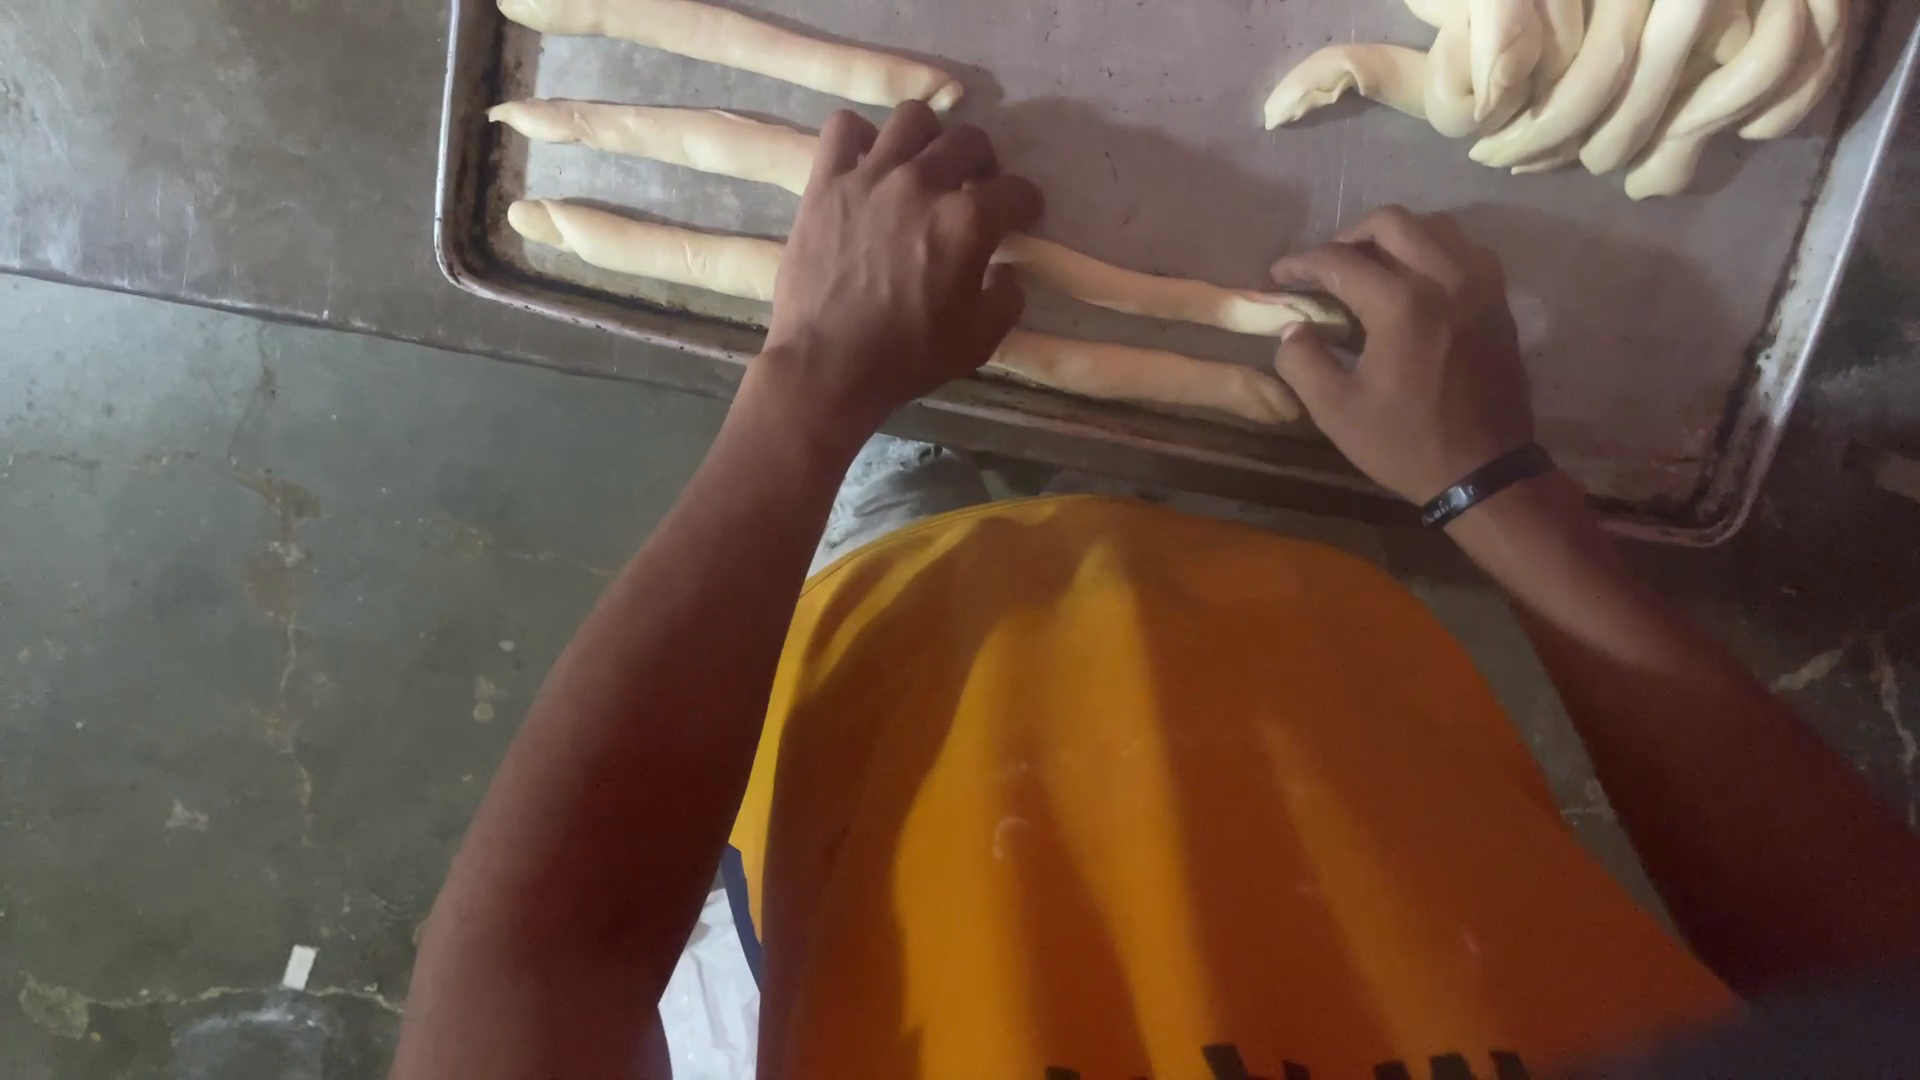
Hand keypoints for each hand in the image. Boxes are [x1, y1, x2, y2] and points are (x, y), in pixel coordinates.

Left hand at [751, 103, 1043, 454]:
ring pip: (912, 119)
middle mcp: (923, 183)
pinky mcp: (826, 183)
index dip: (1026, 205)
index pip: (1016, 192)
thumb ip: (1006, 301)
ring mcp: (870, 177)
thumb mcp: (977, 343)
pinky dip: (862, 138)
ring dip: (930, 139)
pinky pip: (845, 128)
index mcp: (968, 222)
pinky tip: (869, 164)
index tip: (1023, 217)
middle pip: (969, 141)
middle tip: (976, 190)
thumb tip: (1007, 274)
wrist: (829, 365)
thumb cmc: (907, 359)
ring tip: (925, 168)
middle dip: (984, 164)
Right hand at [1270, 206, 1533, 504]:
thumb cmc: (1402, 442)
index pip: (1341, 261)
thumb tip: (1291, 329)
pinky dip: (1429, 249)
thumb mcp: (1334, 410)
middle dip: (1347, 236)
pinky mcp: (1497, 299)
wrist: (1483, 469)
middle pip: (1392, 222)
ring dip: (1392, 237)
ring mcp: (1480, 285)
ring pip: (1434, 226)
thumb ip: (1302, 361)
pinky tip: (1408, 280)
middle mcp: (1446, 279)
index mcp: (1401, 306)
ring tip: (1365, 267)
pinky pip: (1463, 248)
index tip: (1278, 273)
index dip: (1302, 262)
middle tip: (1322, 266)